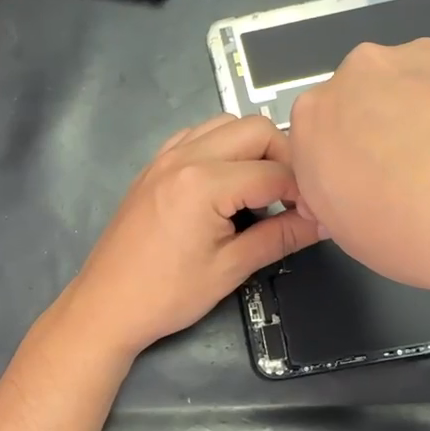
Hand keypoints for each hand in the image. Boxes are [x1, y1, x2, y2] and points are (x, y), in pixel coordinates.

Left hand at [59, 114, 320, 356]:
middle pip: (255, 129)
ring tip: (262, 190)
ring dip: (252, 148)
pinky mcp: (154, 166)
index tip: (317, 215)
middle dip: (283, 158)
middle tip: (292, 199)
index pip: (275, 171)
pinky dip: (221, 148)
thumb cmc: (167, 295)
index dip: (304, 192)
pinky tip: (226, 184)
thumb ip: (279, 237)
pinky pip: (197, 136)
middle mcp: (185, 156)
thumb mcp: (230, 269)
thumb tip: (323, 223)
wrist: (106, 305)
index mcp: (204, 182)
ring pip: (225, 125)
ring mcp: (165, 157)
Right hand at [287, 39, 429, 321]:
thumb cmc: (411, 232)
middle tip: (407, 177)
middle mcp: (357, 74)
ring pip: (407, 85)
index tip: (362, 192)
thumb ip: (333, 195)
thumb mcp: (346, 233)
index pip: (312, 137)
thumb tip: (350, 186)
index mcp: (313, 118)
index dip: (337, 166)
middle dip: (374, 130)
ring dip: (418, 113)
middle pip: (358, 99)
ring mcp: (418, 57)